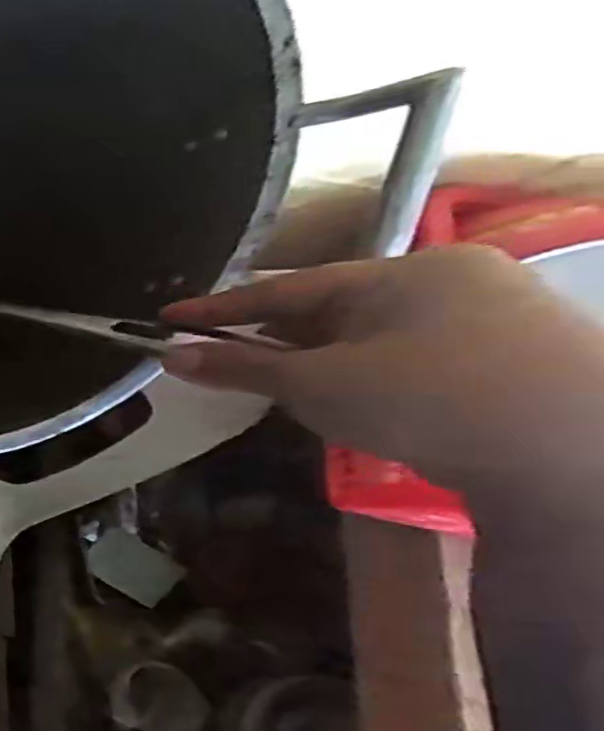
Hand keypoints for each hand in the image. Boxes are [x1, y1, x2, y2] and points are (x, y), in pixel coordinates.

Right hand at [160, 245, 603, 506]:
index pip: (287, 287)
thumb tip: (172, 355)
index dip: (220, 306)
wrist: (581, 458)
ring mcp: (490, 317)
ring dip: (312, 357)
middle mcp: (452, 280)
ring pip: (367, 333)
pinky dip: (357, 371)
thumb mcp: (315, 384)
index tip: (167, 316)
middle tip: (215, 354)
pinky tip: (341, 396)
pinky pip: (404, 353)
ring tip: (271, 381)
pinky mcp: (509, 358)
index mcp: (406, 272)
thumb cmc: (430, 400)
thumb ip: (240, 365)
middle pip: (330, 307)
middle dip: (269, 335)